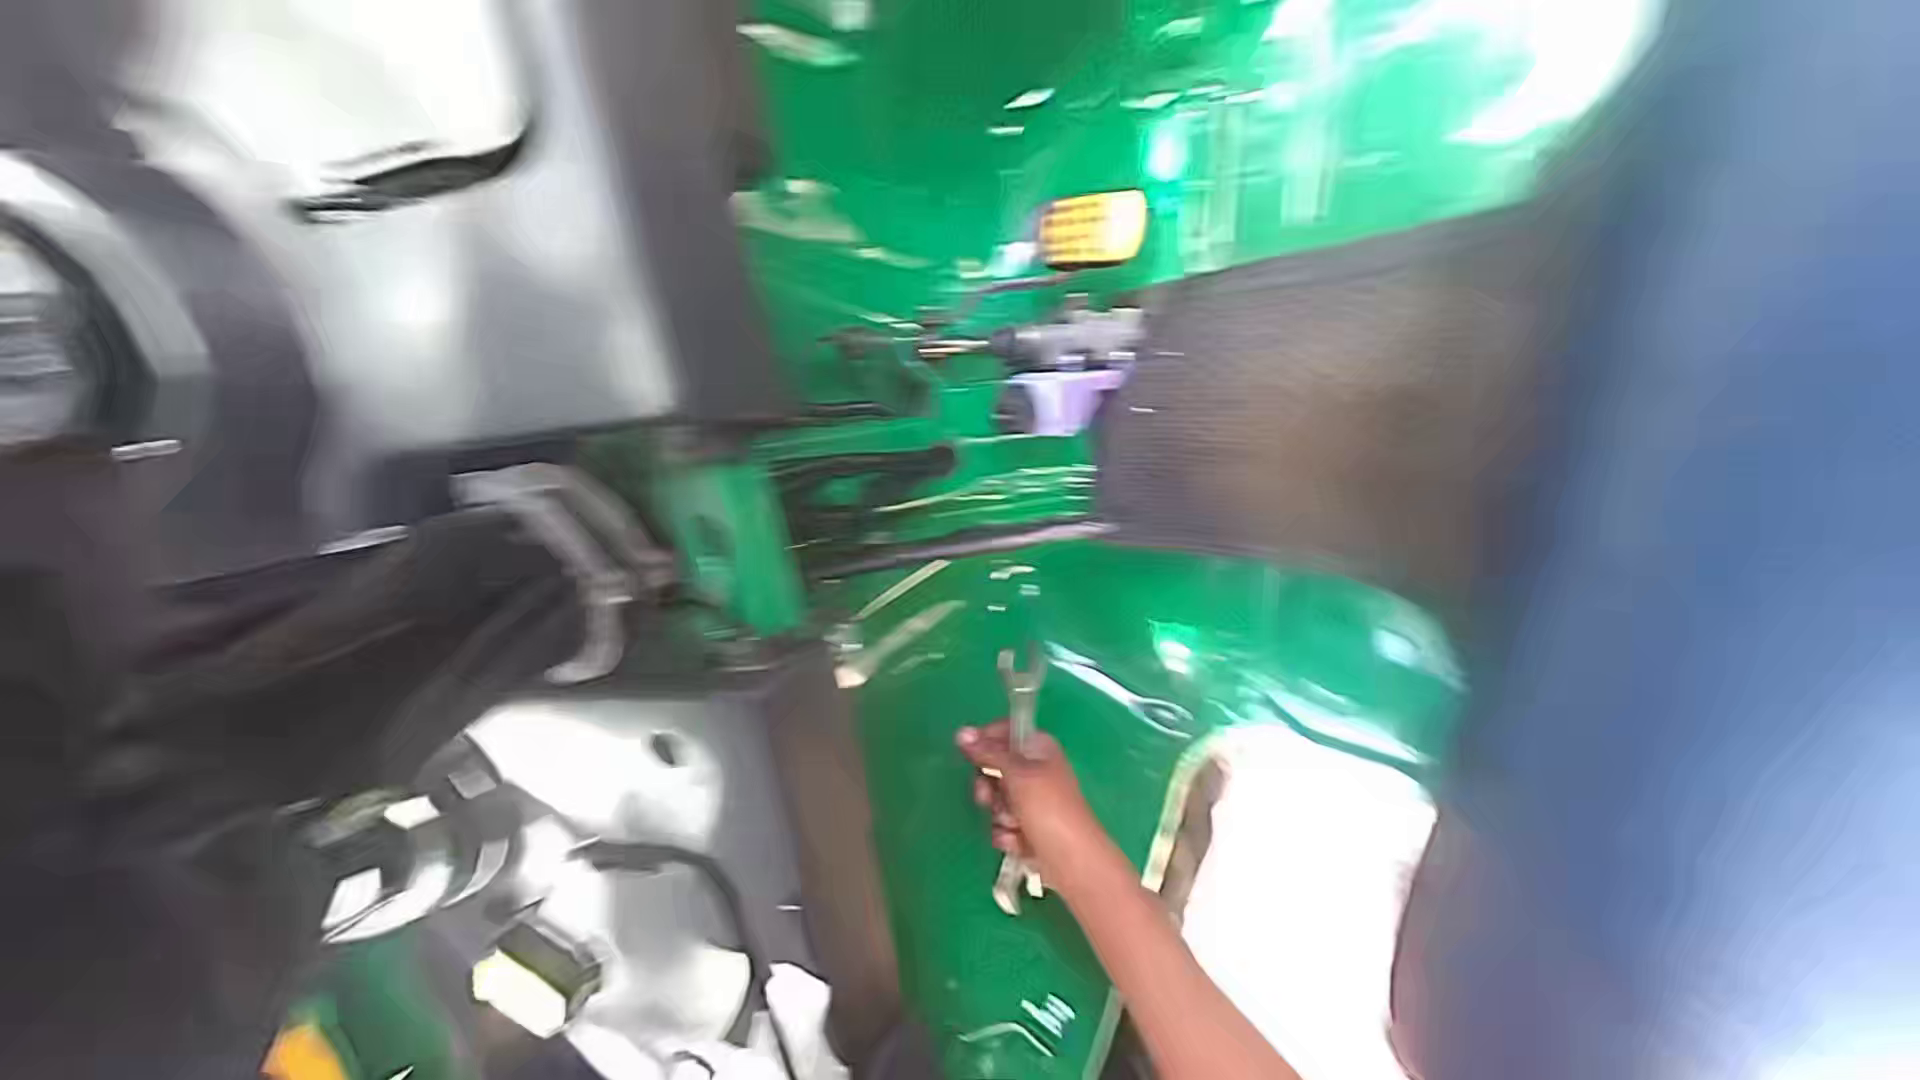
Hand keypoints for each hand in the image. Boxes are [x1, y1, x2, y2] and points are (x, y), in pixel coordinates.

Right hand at [956, 720, 1113, 896]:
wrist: (1073, 862)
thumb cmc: (1048, 809)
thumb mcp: (1017, 773)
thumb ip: (988, 752)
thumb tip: (962, 732)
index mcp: (1039, 748)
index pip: (1004, 731)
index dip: (985, 740)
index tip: (969, 753)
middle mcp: (1035, 771)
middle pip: (994, 768)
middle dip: (989, 787)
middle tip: (991, 796)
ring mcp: (1031, 801)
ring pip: (995, 799)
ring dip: (999, 814)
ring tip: (1014, 824)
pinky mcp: (1027, 828)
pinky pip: (1002, 823)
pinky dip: (1007, 833)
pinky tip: (1018, 841)